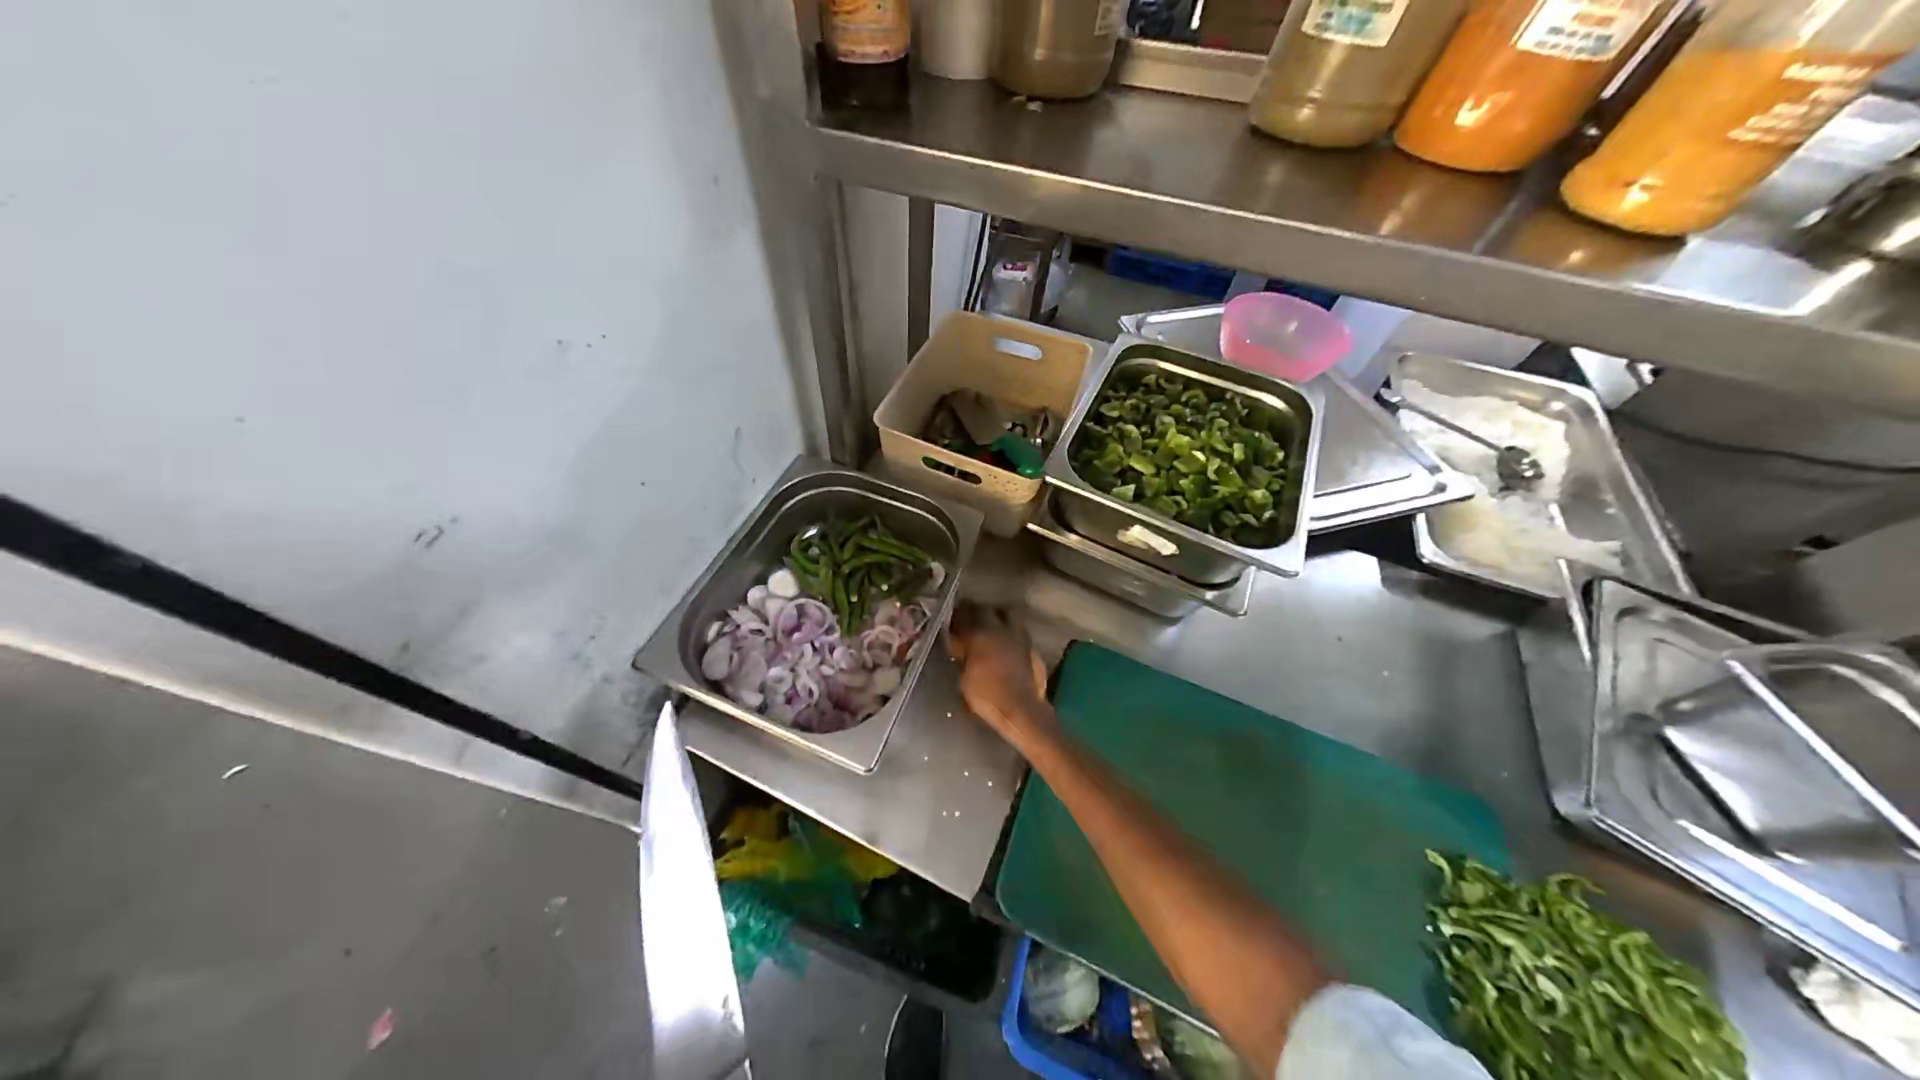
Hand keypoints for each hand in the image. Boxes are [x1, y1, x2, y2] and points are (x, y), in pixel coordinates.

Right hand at [947, 603, 1054, 751]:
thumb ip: (963, 655)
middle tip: (970, 621)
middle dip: (977, 613)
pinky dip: (1011, 633)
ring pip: (1008, 615)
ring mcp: (1019, 636)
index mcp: (979, 633)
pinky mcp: (1032, 648)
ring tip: (991, 628)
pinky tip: (1006, 644)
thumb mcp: (964, 677)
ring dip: (998, 618)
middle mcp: (1000, 629)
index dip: (957, 616)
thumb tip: (958, 645)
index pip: (964, 614)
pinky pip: (1018, 632)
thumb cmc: (987, 696)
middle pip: (987, 610)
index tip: (952, 620)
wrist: (1021, 708)